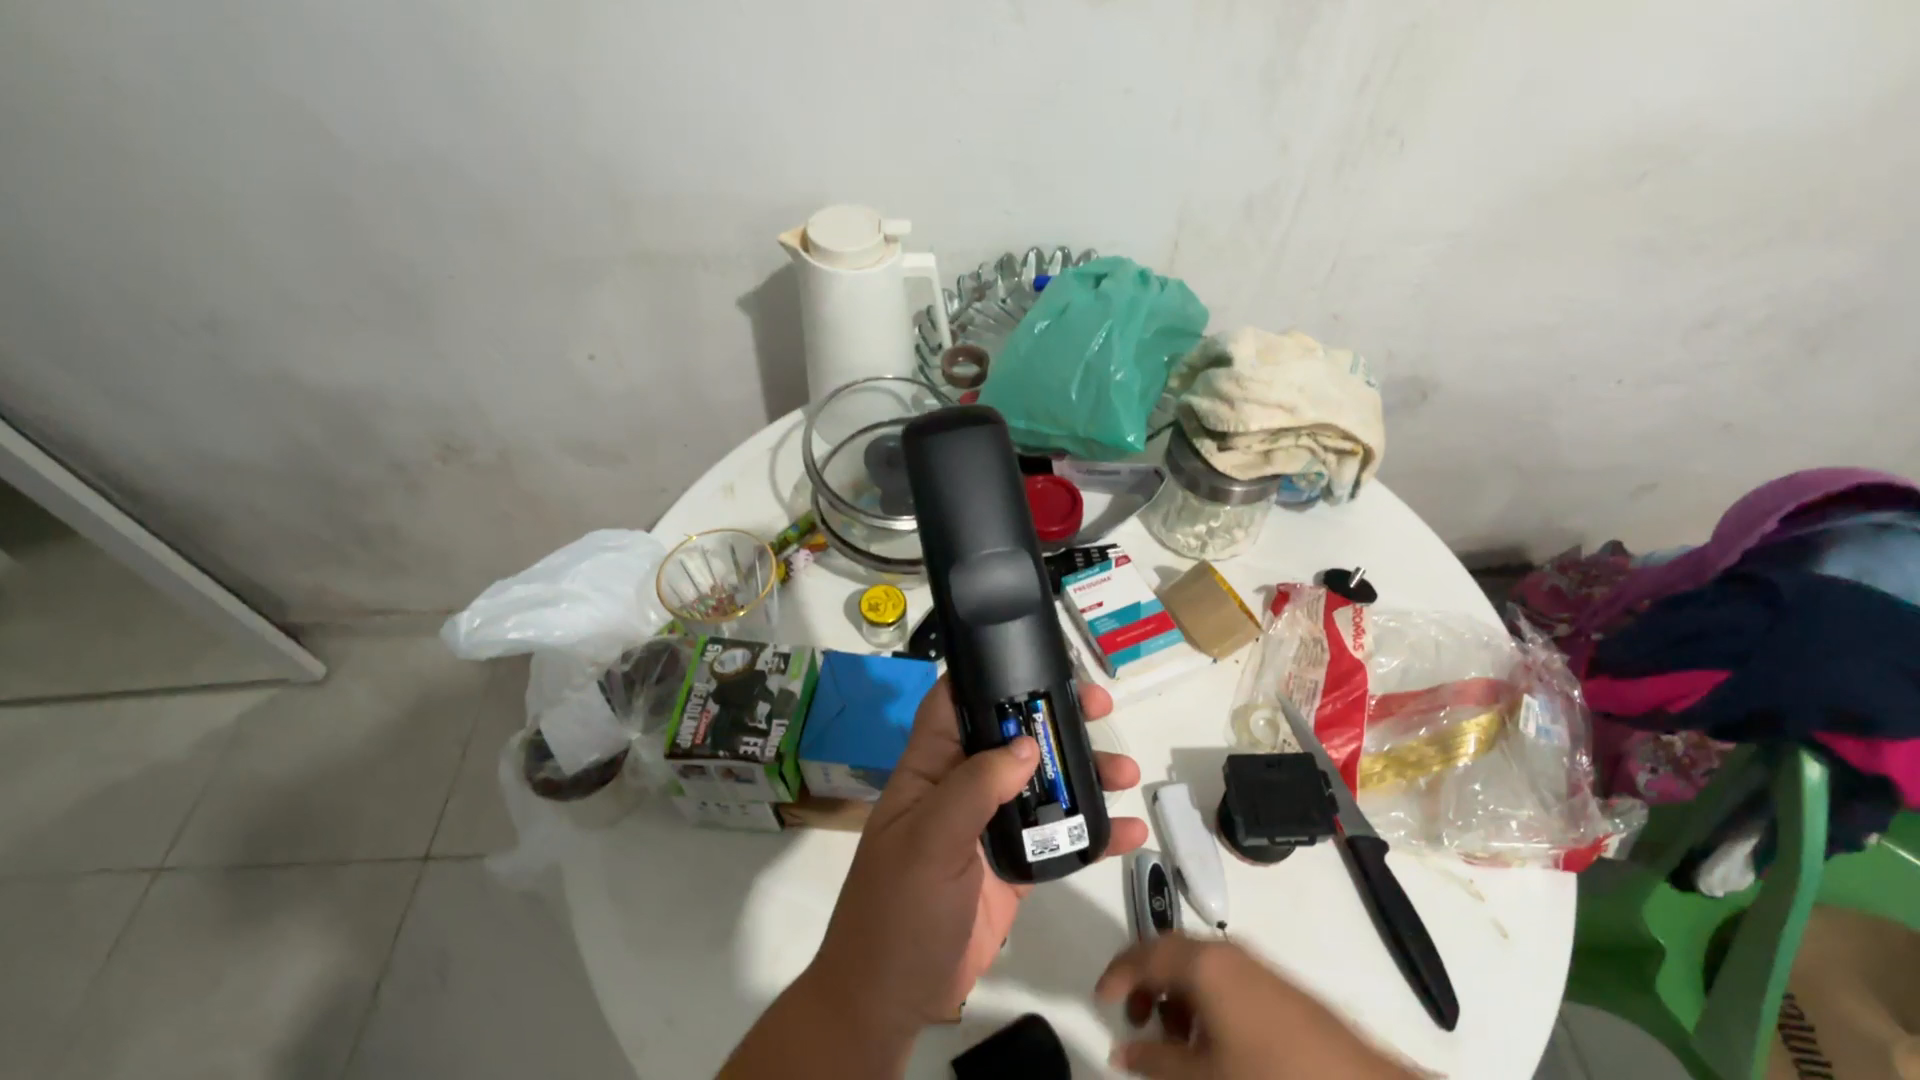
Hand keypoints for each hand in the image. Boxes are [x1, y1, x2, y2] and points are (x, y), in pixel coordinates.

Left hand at [808, 676, 1148, 1038]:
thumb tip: (1025, 744)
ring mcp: (988, 830)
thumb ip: (974, 788)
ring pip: (1042, 787)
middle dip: (1054, 722)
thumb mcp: (929, 841)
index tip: (1036, 660)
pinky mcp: (1013, 870)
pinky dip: (1093, 835)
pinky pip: (1057, 841)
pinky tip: (1129, 832)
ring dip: (1084, 776)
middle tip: (1100, 707)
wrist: (893, 997)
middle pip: (1010, 740)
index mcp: (928, 771)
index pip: (952, 705)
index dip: (987, 676)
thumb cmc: (897, 911)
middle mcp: (960, 790)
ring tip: (1126, 772)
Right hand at [1096, 934, 1414, 1078]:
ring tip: (1174, 1040)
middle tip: (1134, 1019)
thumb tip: (1121, 1050)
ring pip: (1198, 967)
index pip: (1143, 953)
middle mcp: (1226, 953)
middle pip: (1169, 952)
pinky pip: (1223, 979)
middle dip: (1145, 982)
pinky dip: (1203, 1001)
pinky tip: (1210, 1042)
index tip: (1100, 1000)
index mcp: (1202, 964)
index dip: (1116, 974)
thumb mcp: (1202, 1075)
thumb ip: (1154, 1059)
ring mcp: (1255, 966)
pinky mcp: (1276, 985)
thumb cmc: (1268, 1076)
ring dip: (1175, 995)